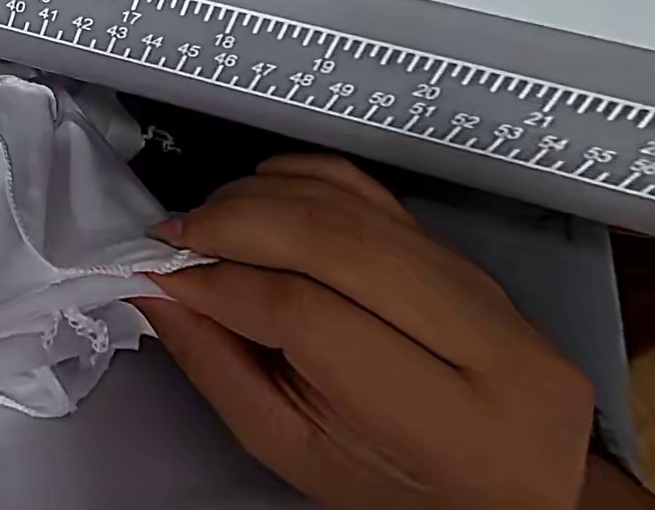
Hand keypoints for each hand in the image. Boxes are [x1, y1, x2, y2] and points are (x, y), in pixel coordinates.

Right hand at [134, 154, 594, 509]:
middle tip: (174, 234)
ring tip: (205, 221)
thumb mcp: (292, 450)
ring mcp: (475, 281)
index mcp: (448, 422)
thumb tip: (151, 288)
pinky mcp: (450, 245)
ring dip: (252, 198)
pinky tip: (256, 194)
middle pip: (328, 241)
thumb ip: (212, 365)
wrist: (502, 481)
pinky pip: (360, 185)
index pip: (307, 314)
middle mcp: (484, 341)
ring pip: (340, 202)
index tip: (161, 275)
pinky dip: (293, 175)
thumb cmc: (395, 482)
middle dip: (230, 224)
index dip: (219, 284)